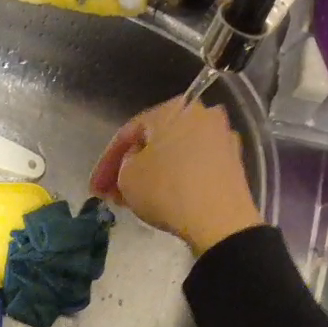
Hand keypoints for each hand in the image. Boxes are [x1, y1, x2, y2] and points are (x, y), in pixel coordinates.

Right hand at [89, 97, 263, 256]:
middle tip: (113, 193)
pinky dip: (176, 179)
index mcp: (172, 108)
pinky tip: (164, 198)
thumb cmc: (167, 190)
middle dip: (130, 167)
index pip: (128, 132)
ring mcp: (221, 137)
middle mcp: (201, 113)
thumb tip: (135, 162)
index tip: (94, 188)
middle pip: (154, 141)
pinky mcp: (232, 162)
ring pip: (175, 153)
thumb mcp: (127, 177)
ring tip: (135, 198)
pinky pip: (194, 166)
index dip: (106, 162)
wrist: (219, 218)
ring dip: (153, 173)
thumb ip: (123, 165)